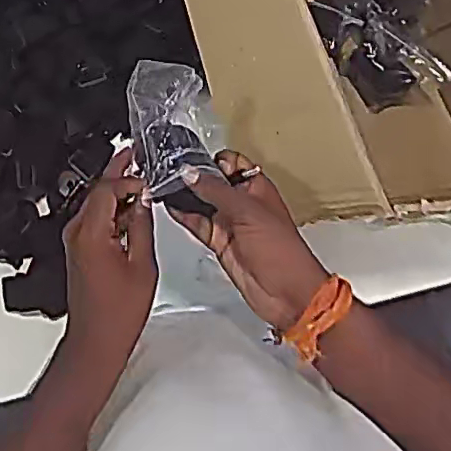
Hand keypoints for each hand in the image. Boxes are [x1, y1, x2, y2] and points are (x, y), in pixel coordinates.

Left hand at [61, 147, 156, 362]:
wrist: (96, 339)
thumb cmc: (118, 313)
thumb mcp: (142, 265)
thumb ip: (141, 226)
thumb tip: (143, 201)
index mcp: (91, 232)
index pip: (106, 189)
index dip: (126, 177)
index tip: (144, 174)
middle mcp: (77, 230)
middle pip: (97, 190)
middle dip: (117, 173)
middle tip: (133, 156)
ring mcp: (75, 238)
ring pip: (95, 203)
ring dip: (115, 191)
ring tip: (136, 181)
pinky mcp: (77, 246)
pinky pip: (93, 218)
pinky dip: (110, 209)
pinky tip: (128, 210)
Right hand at [169, 150, 330, 329]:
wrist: (288, 296)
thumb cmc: (282, 250)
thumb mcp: (247, 211)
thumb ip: (215, 190)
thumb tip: (189, 172)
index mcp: (255, 187)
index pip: (230, 161)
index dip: (211, 157)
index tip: (188, 154)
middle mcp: (241, 202)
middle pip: (212, 180)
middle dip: (192, 175)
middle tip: (168, 167)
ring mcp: (229, 222)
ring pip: (201, 201)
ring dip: (184, 194)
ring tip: (162, 183)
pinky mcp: (219, 240)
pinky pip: (197, 222)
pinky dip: (183, 214)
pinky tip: (169, 205)